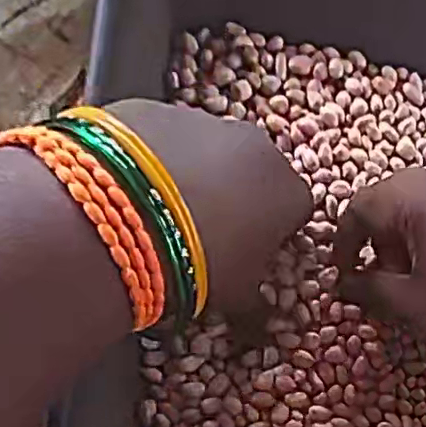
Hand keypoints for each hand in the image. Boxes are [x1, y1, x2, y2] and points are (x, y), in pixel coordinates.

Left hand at [110, 99, 310, 313]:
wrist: (129, 214)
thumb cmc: (204, 263)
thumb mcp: (237, 297)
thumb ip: (257, 304)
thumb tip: (261, 319)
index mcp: (288, 191)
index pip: (296, 210)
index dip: (277, 232)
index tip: (256, 251)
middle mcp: (256, 144)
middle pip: (255, 173)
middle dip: (240, 198)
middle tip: (211, 234)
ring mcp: (205, 119)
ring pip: (210, 150)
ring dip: (197, 176)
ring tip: (168, 213)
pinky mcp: (155, 107)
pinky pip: (164, 137)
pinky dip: (156, 159)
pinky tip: (137, 191)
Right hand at [328, 169, 425, 362]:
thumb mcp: (406, 303)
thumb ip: (366, 287)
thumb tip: (344, 284)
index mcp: (418, 198)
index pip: (360, 206)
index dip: (343, 242)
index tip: (342, 273)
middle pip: (386, 198)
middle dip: (372, 237)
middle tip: (375, 277)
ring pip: (411, 201)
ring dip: (396, 235)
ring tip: (405, 276)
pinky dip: (421, 231)